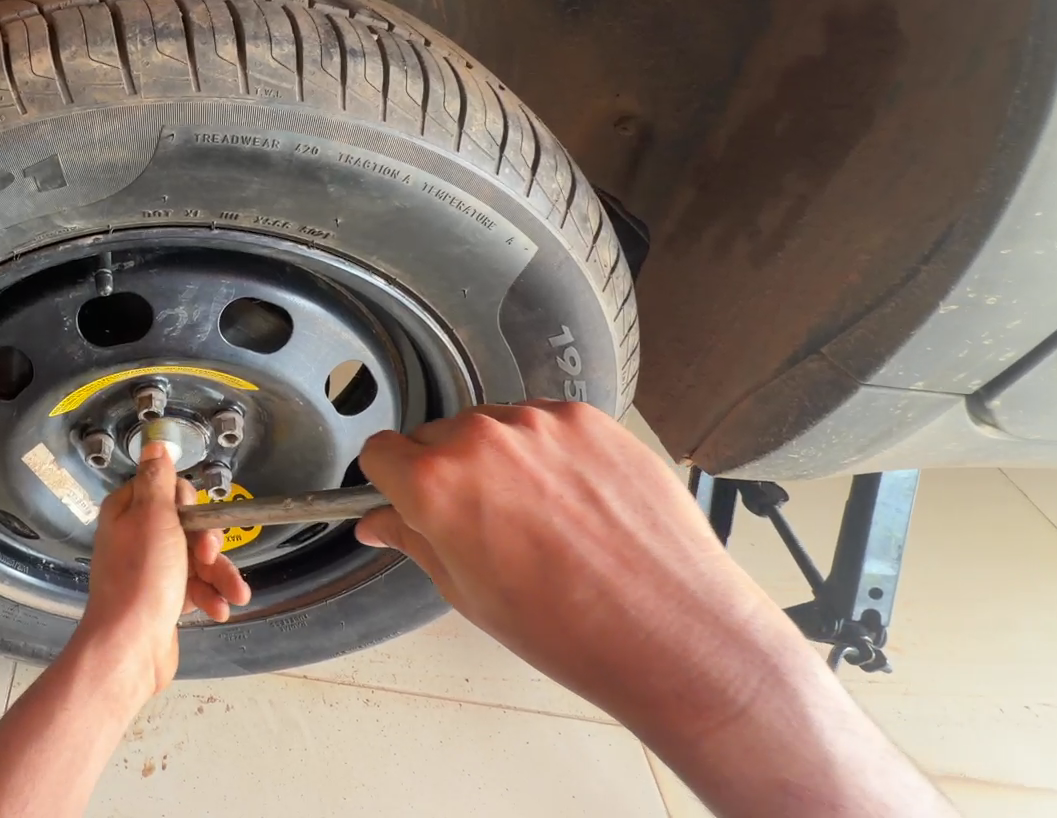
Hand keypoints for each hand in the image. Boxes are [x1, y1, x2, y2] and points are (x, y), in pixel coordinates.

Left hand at [73, 443, 250, 696]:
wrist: (131, 647)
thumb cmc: (142, 577)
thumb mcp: (154, 516)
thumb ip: (159, 480)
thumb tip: (155, 445)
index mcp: (127, 511)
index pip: (168, 490)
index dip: (189, 505)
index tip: (197, 521)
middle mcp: (136, 536)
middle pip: (188, 525)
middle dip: (209, 542)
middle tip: (208, 557)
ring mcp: (149, 569)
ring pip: (196, 558)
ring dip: (219, 574)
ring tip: (234, 594)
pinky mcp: (162, 598)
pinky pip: (194, 587)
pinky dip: (210, 596)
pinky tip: (220, 610)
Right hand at [350, 402, 954, 817]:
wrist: (677, 636)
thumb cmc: (571, 628)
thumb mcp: (465, 592)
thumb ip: (412, 540)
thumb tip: (379, 523)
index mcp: (433, 485)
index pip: (379, 450)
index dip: (388, 477)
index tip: (404, 492)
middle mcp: (478, 440)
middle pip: (432, 435)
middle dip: (443, 469)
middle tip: (480, 516)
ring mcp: (536, 424)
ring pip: (487, 426)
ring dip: (495, 457)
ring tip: (537, 511)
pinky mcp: (585, 419)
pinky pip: (540, 422)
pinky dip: (545, 450)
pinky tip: (571, 496)